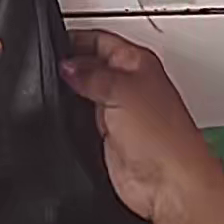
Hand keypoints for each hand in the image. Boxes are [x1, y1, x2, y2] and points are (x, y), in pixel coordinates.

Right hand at [61, 30, 223, 223]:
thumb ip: (89, 75)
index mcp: (136, 61)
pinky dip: (73, 117)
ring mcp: (118, 110)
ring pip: (86, 92)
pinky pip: (84, 118)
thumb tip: (67, 65)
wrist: (169, 184)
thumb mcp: (119, 90)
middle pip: (92, 65)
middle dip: (73, 67)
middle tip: (54, 68)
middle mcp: (127, 84)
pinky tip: (65, 115)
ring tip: (58, 90)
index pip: (99, 40)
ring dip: (73, 93)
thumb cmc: (163, 136)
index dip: (77, 39)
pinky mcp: (109, 135)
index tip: (55, 42)